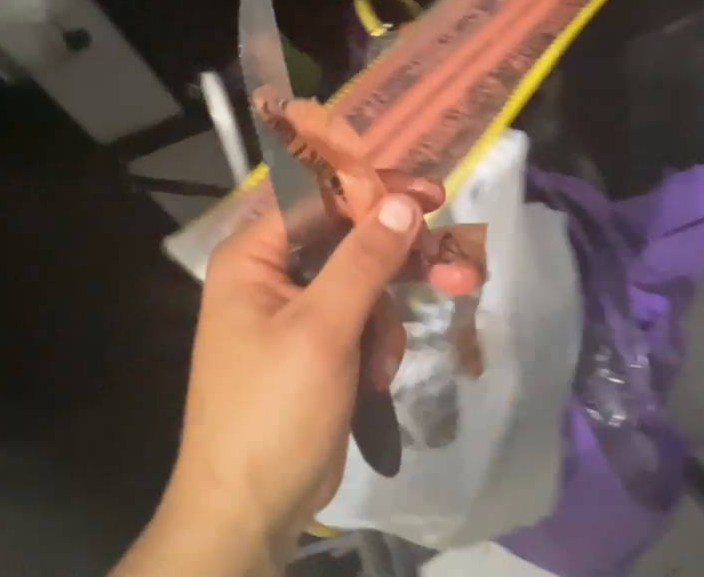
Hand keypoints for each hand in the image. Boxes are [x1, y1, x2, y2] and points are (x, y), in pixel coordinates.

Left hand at [114, 185, 443, 576]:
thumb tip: (403, 201)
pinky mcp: (319, 344)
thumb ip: (364, 260)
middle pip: (351, 237)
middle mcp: (272, 273)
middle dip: (398, 261)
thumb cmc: (272, 412)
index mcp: (255, 256)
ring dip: (388, 314)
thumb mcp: (321, 330)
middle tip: (452, 267)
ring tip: (387, 359)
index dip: (378, 191)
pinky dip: (378, 340)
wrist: (250, 513)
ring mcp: (296, 311)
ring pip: (365, 279)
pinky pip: (364, 316)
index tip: (433, 195)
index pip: (322, 197)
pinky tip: (377, 375)